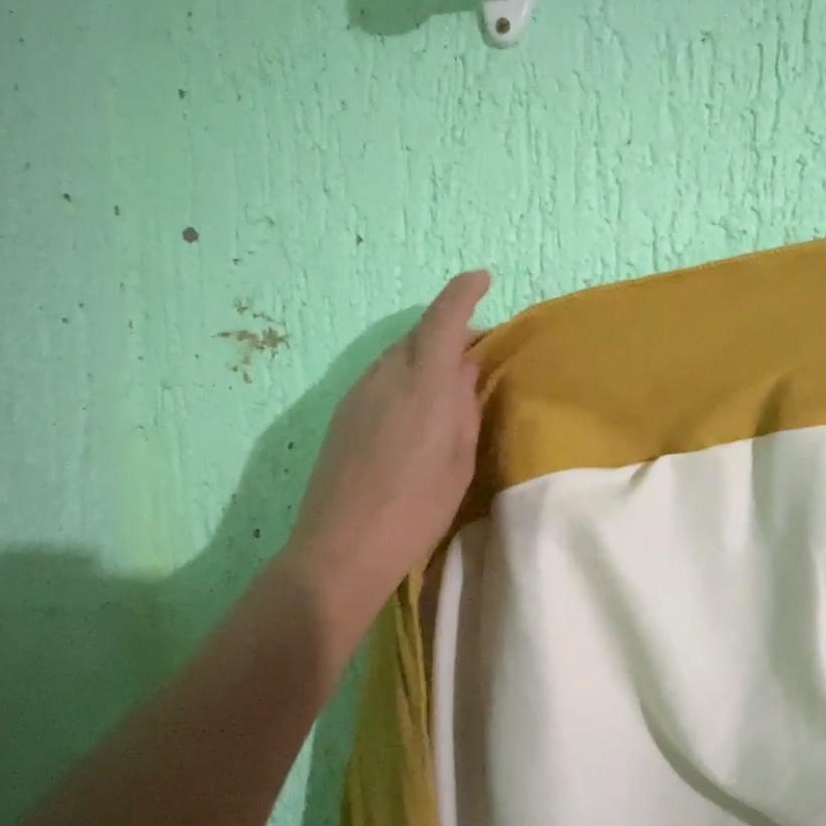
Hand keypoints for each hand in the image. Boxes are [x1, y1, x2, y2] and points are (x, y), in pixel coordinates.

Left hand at [282, 270, 491, 603]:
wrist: (343, 547)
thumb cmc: (417, 510)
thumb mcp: (458, 462)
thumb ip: (463, 408)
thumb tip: (464, 369)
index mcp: (423, 385)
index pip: (443, 318)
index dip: (463, 293)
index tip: (482, 278)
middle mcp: (386, 376)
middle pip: (419, 335)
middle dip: (449, 332)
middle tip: (476, 354)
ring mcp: (359, 393)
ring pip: (398, 357)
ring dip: (426, 358)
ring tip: (449, 386)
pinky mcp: (343, 414)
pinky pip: (382, 379)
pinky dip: (406, 379)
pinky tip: (417, 412)